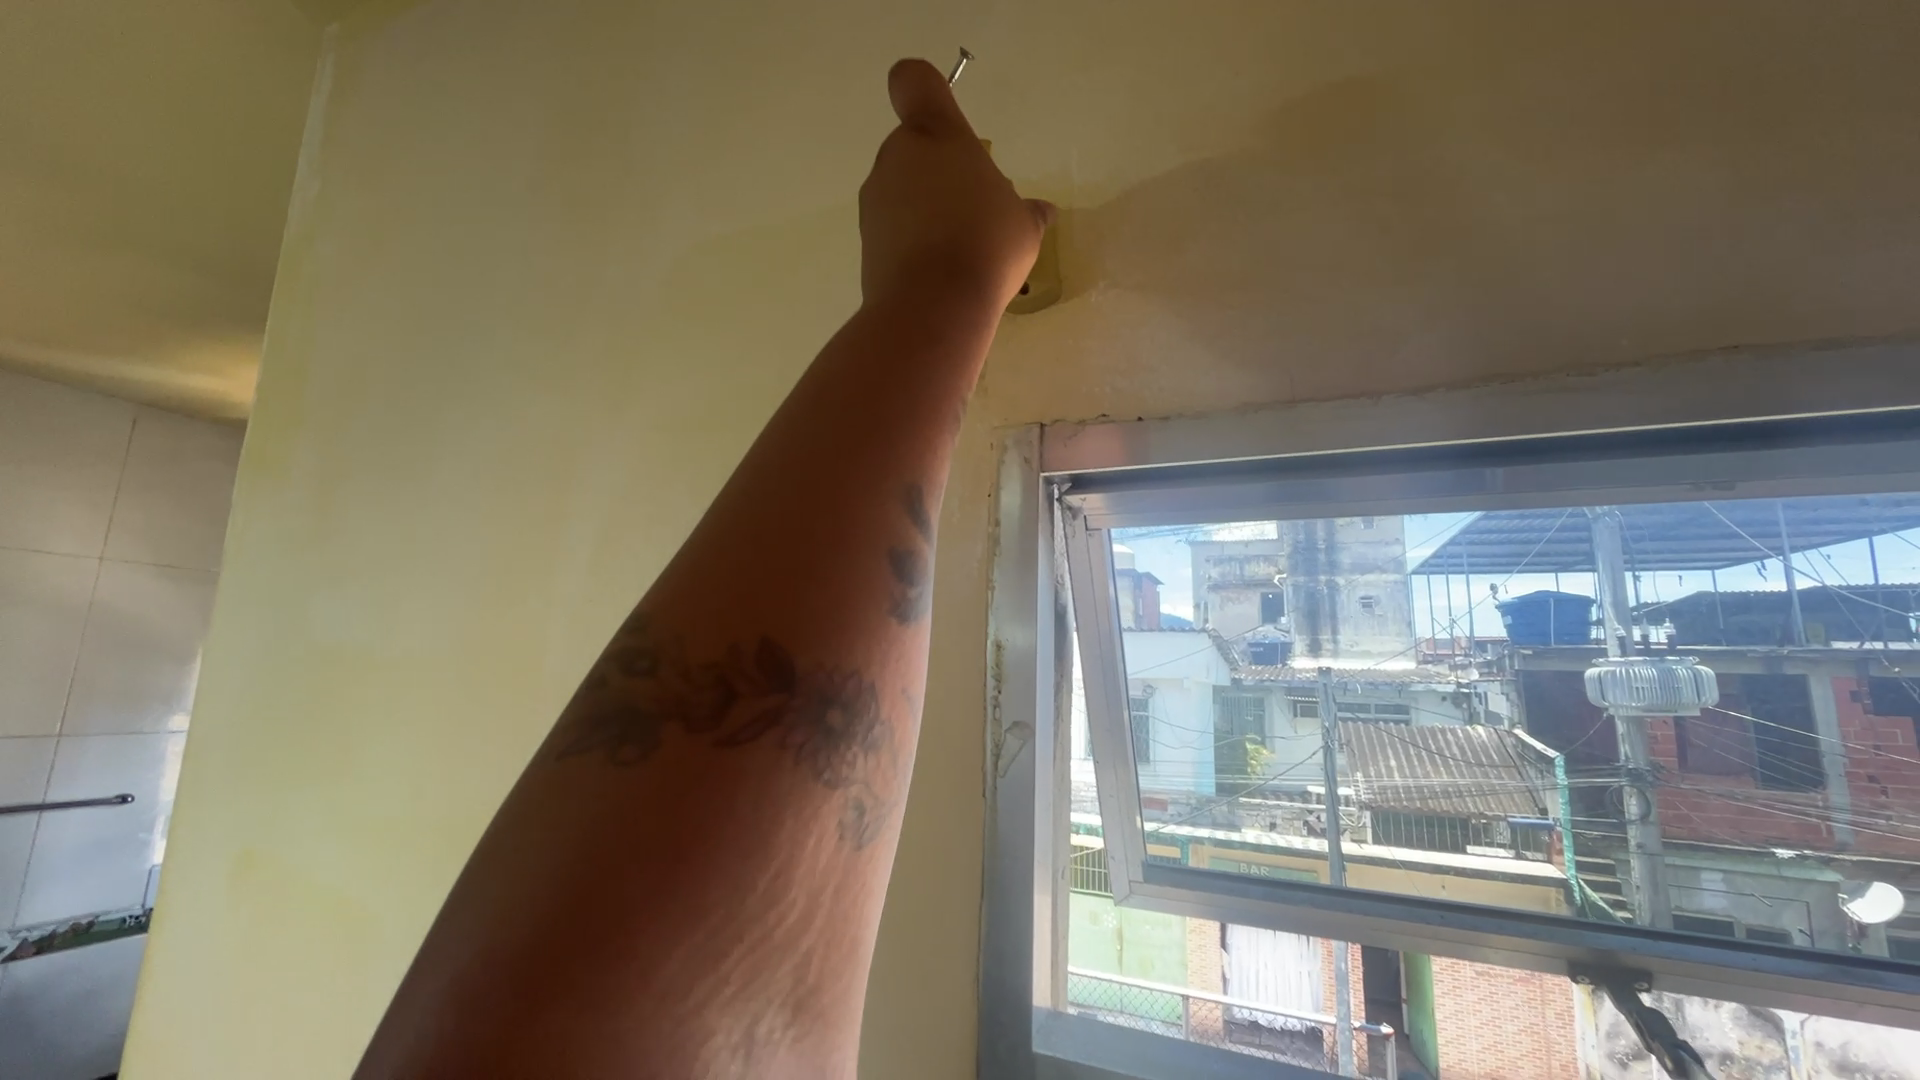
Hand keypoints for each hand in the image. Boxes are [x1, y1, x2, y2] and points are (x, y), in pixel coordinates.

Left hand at [858, 59, 1053, 311]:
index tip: (946, 126)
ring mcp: (875, 202)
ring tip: (960, 252)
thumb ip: (1027, 212)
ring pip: (902, 194)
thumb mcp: (1023, 228)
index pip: (914, 83)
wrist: (932, 308)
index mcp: (935, 135)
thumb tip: (1041, 211)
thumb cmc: (985, 247)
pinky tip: (940, 274)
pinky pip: (894, 232)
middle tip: (974, 212)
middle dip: (940, 174)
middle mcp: (896, 159)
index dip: (926, 92)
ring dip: (926, 212)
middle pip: (915, 150)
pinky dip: (912, 245)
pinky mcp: (865, 243)